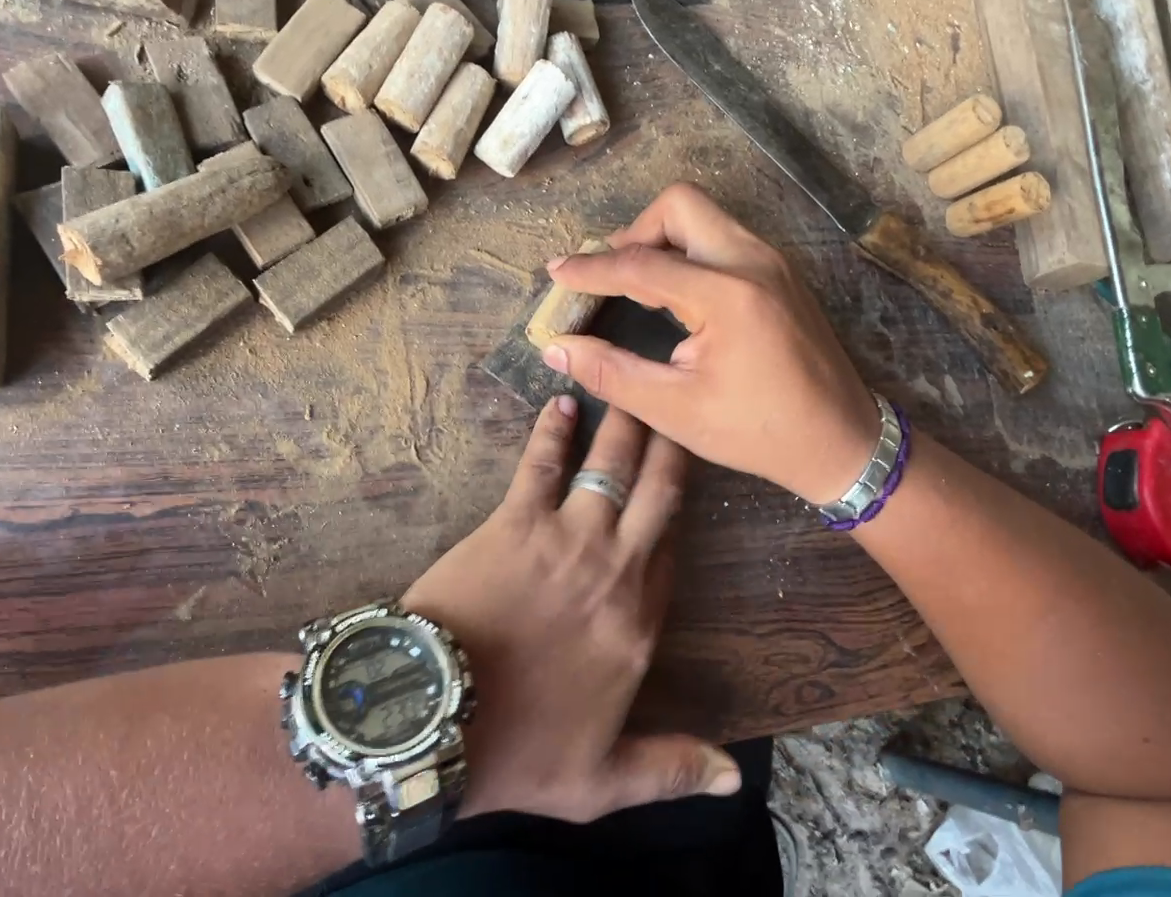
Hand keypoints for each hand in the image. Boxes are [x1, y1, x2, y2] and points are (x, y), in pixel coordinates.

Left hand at [403, 397, 740, 822]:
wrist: (434, 722)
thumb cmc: (517, 752)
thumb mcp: (601, 782)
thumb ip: (670, 769)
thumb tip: (736, 778)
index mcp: (638, 625)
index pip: (674, 554)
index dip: (681, 516)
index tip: (690, 482)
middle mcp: (615, 570)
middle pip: (658, 496)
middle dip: (672, 448)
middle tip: (679, 404)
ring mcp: (566, 538)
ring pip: (610, 469)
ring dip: (626, 426)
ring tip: (635, 388)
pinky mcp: (514, 522)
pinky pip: (541, 464)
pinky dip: (553, 431)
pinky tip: (563, 403)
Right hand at [539, 183, 877, 504]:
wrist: (841, 440)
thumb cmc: (758, 431)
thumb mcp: (675, 411)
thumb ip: (611, 373)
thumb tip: (557, 347)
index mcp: (727, 295)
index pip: (641, 263)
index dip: (590, 268)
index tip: (555, 272)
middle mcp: (753, 261)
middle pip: (679, 205)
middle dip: (634, 231)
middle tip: (612, 276)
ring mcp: (773, 261)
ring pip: (704, 215)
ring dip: (662, 238)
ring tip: (637, 284)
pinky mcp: (781, 271)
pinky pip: (723, 235)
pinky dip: (688, 250)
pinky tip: (676, 293)